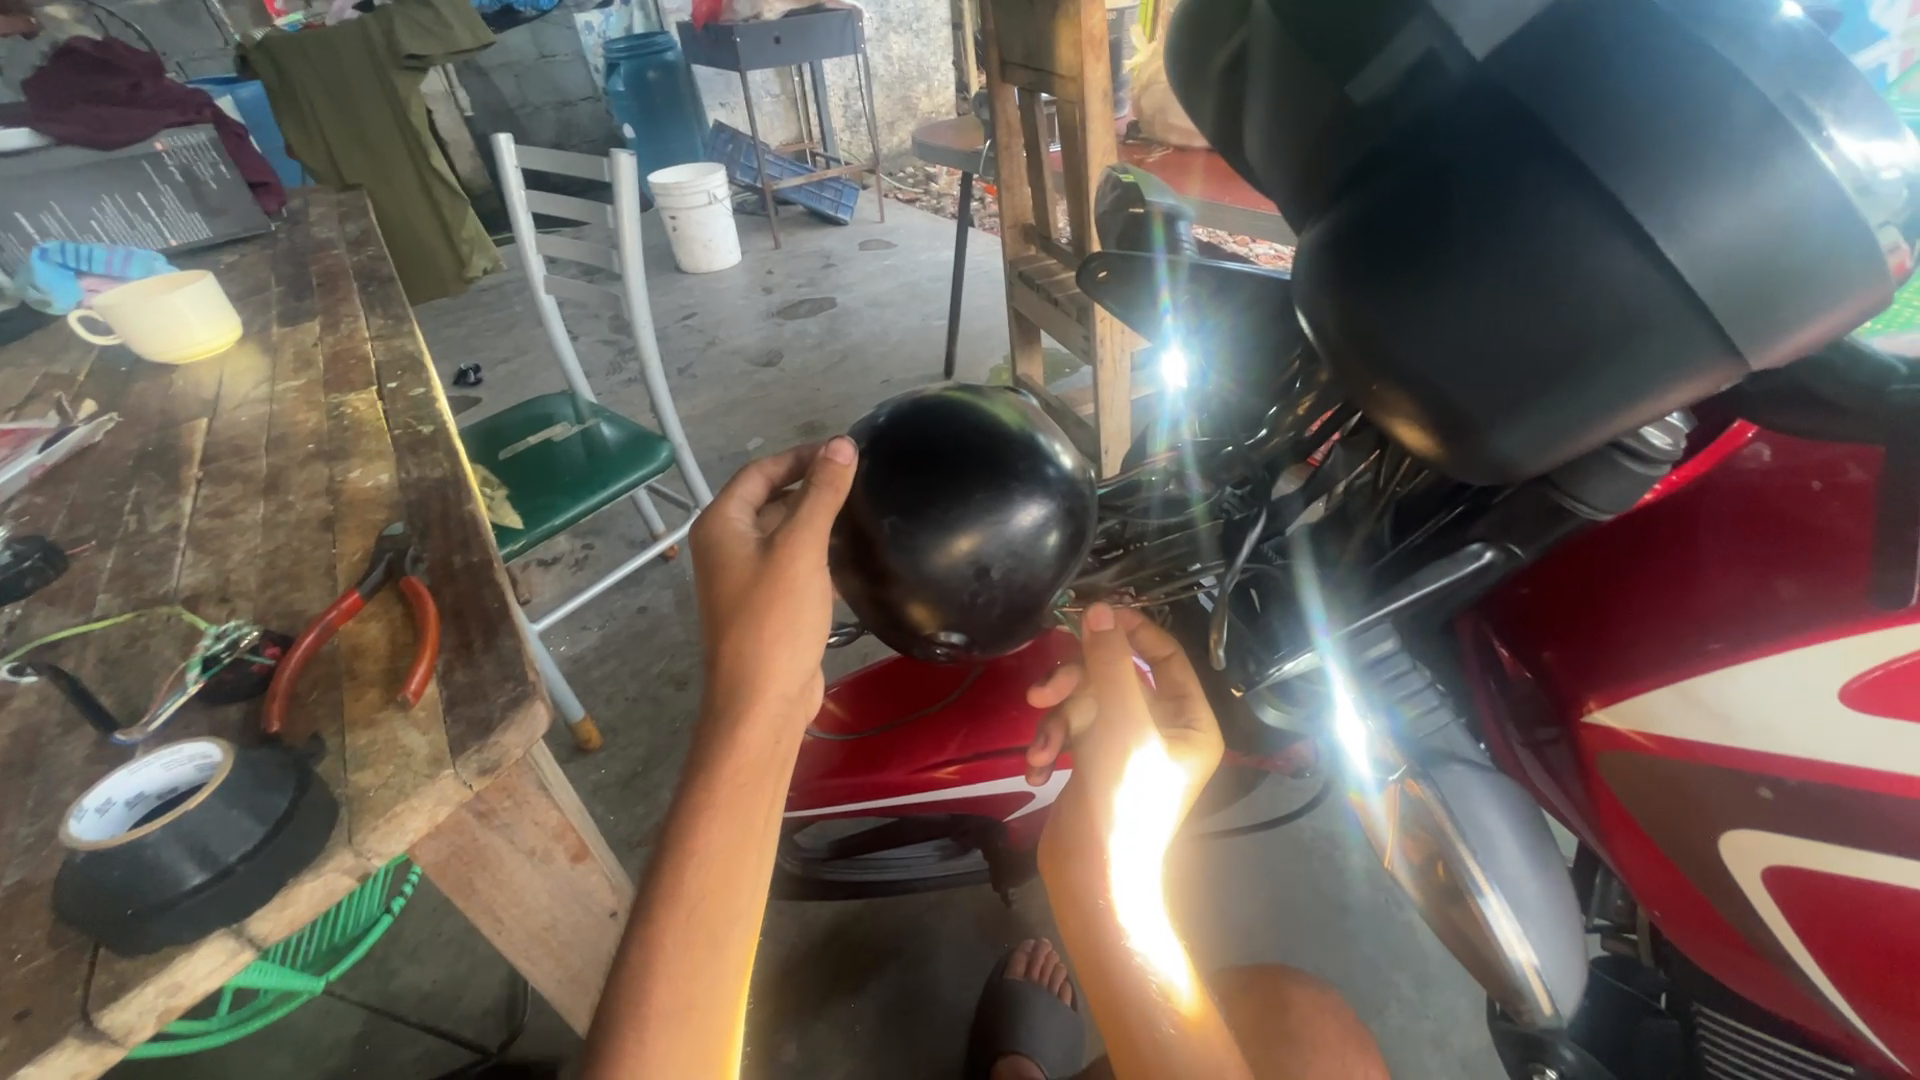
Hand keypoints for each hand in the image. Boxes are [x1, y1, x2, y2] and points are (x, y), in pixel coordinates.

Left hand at [689, 437, 856, 731]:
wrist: (763, 700)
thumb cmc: (775, 618)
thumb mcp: (801, 548)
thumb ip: (821, 494)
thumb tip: (842, 444)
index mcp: (722, 525)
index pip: (760, 472)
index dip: (800, 456)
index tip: (844, 450)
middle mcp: (728, 547)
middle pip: (771, 501)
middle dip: (812, 488)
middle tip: (861, 479)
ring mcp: (747, 579)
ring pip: (785, 535)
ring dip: (819, 522)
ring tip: (865, 512)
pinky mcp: (769, 605)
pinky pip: (795, 566)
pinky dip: (821, 556)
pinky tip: (855, 558)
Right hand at [1026, 603, 1224, 839]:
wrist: (1092, 876)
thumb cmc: (1122, 799)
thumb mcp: (1121, 722)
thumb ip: (1109, 663)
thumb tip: (1098, 609)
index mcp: (1189, 720)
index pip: (1164, 655)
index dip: (1129, 630)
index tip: (1090, 615)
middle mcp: (1163, 727)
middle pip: (1114, 676)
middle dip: (1074, 686)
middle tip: (1041, 695)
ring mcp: (1126, 744)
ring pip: (1085, 701)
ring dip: (1056, 720)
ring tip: (1040, 750)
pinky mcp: (1096, 760)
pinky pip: (1072, 729)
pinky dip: (1051, 742)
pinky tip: (1036, 768)